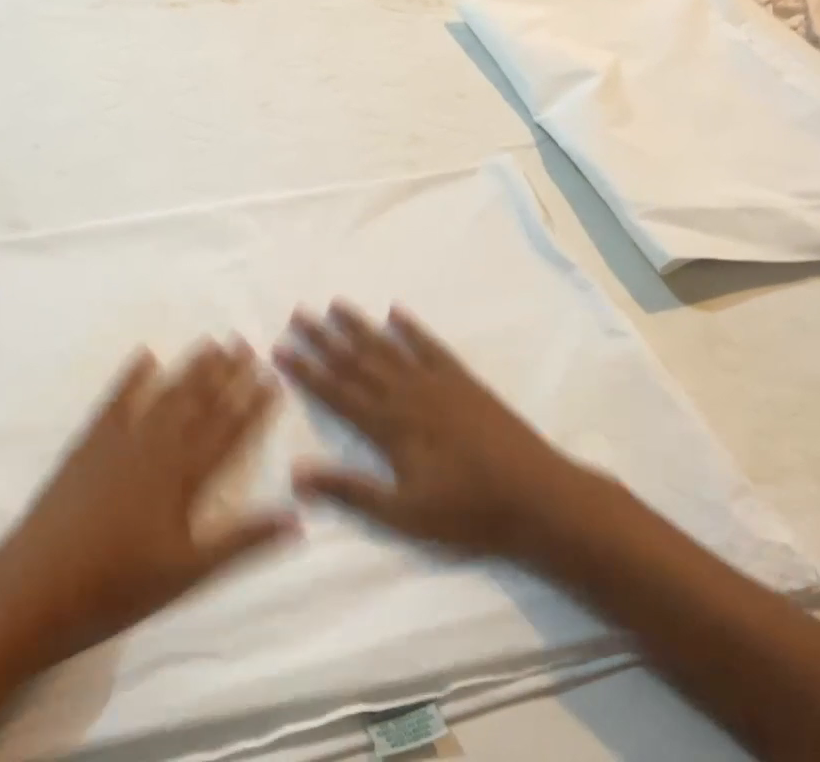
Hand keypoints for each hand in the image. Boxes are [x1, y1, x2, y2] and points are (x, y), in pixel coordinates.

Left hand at [0, 339, 297, 664]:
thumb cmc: (118, 586)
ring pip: (162, 396)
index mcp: (184, 477)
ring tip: (210, 343)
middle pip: (197, 404)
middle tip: (245, 342)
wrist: (34, 587)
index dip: (253, 404)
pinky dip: (131, 378)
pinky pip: (114, 402)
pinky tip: (145, 357)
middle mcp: (155, 448)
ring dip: (189, 370)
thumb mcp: (189, 573)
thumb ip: (243, 542)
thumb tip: (299, 520)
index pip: (228, 431)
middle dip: (225, 374)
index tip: (272, 376)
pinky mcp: (86, 446)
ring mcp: (117, 443)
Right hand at [276, 302, 607, 561]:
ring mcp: (438, 385)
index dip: (306, 371)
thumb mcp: (403, 514)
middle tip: (298, 313)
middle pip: (357, 361)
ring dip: (361, 326)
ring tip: (336, 305)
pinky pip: (431, 347)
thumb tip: (297, 475)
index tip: (280, 348)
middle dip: (324, 338)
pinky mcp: (465, 383)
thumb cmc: (468, 513)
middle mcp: (407, 396)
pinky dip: (412, 330)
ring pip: (390, 348)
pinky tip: (397, 314)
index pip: (336, 392)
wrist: (539, 499)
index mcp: (388, 427)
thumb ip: (351, 491)